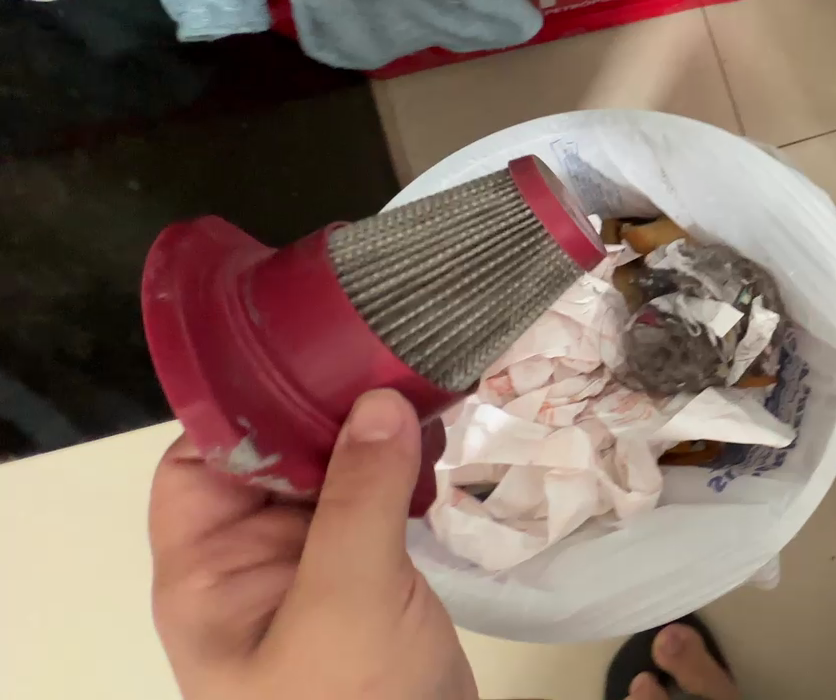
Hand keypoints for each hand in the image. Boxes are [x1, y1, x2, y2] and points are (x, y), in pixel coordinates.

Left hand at [150, 390, 477, 699]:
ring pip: (339, 471)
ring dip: (382, 431)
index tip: (325, 354)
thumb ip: (359, 499)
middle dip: (334, 408)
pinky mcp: (374, 565)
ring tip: (435, 390)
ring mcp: (320, 561)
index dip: (250, 408)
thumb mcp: (345, 599)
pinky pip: (382, 495)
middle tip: (400, 359)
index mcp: (211, 569)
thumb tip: (378, 398)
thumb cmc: (349, 698)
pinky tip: (447, 438)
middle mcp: (257, 557)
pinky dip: (411, 460)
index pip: (203, 464)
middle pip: (279, 459)